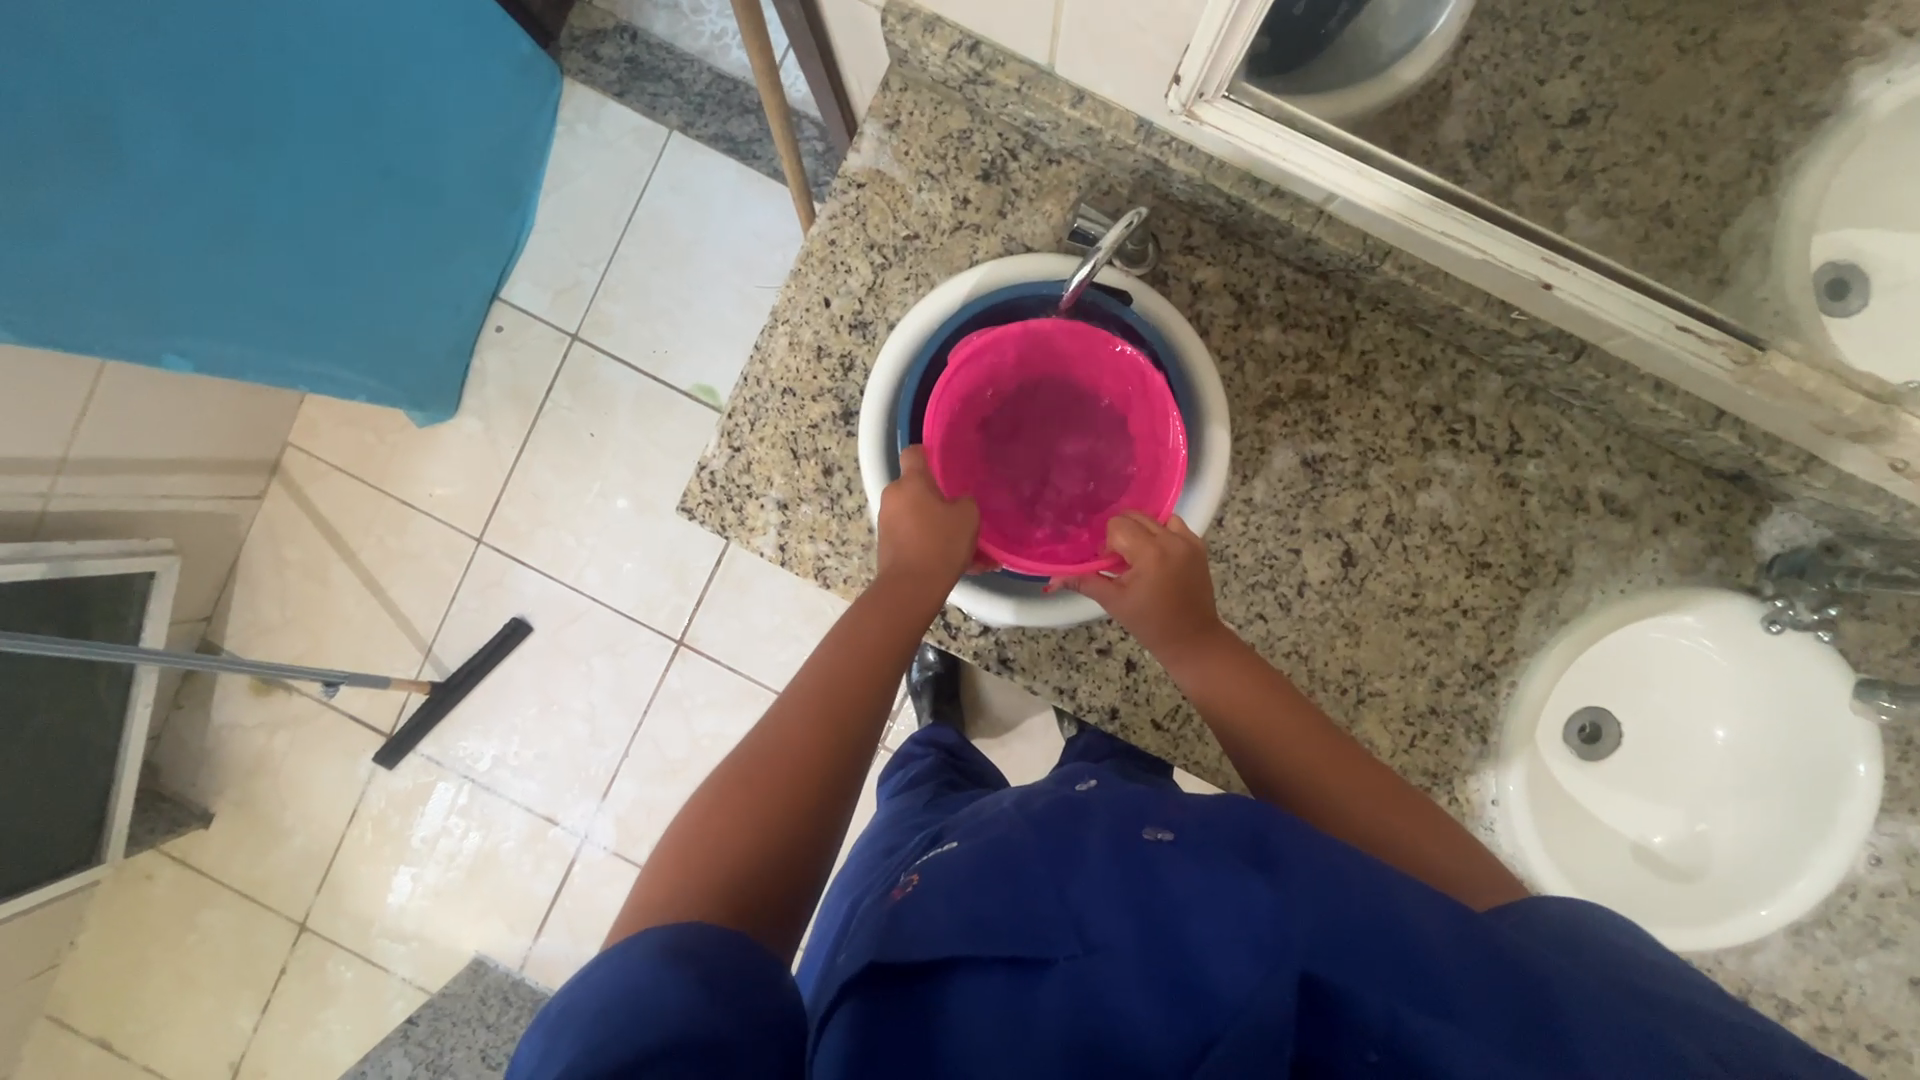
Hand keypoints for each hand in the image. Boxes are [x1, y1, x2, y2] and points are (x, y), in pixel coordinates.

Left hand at [876, 446, 982, 590]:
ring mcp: (886, 523)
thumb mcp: (968, 517)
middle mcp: (893, 498)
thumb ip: (965, 502)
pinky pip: (914, 539)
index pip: (914, 453)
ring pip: (917, 518)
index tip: (942, 463)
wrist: (911, 587)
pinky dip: (931, 547)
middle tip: (960, 514)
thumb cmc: (940, 543)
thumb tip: (958, 502)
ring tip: (966, 548)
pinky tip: (959, 566)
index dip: (928, 454)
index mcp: (910, 483)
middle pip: (915, 489)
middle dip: (936, 500)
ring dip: (937, 527)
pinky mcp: (887, 547)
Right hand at [1064, 513, 1228, 660]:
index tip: (1110, 566)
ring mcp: (1188, 541)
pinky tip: (1157, 557)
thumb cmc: (1149, 624)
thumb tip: (1052, 580)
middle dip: (1122, 536)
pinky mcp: (1198, 546)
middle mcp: (1171, 540)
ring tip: (1139, 558)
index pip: (1117, 526)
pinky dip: (1161, 534)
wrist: (1191, 638)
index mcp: (1150, 553)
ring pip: (1154, 519)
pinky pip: (1174, 526)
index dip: (1108, 544)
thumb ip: (1084, 582)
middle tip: (1121, 563)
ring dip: (1141, 532)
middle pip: (1134, 517)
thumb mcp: (1113, 602)